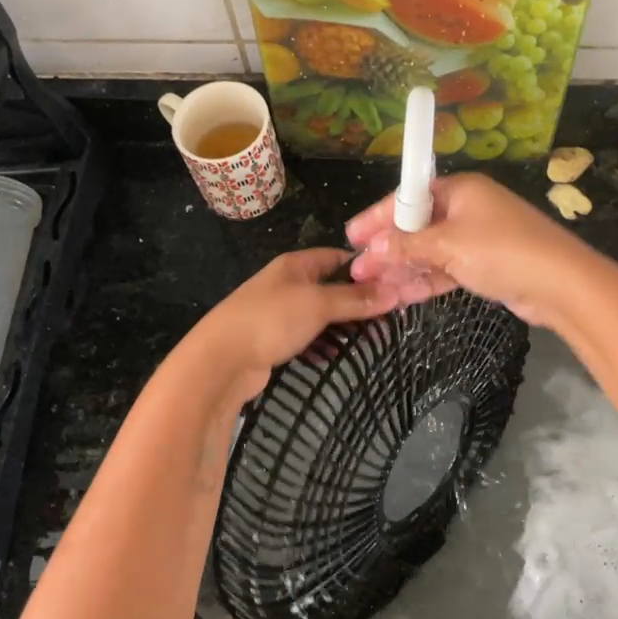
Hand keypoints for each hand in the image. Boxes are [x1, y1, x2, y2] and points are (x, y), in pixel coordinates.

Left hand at [177, 247, 396, 403]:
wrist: (221, 361)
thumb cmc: (270, 320)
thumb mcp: (318, 304)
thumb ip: (355, 299)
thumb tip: (396, 291)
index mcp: (295, 265)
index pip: (338, 257)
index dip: (366, 268)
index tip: (395, 283)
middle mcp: (287, 284)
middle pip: (331, 288)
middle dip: (358, 302)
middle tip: (390, 317)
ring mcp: (278, 313)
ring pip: (320, 316)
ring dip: (342, 327)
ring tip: (372, 339)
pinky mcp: (273, 341)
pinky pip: (307, 338)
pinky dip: (323, 345)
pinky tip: (338, 356)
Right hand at [346, 174, 593, 323]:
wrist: (561, 285)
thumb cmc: (503, 251)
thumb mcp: (448, 246)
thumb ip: (407, 247)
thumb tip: (371, 249)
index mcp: (461, 190)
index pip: (409, 198)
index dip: (379, 217)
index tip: (353, 235)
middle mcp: (468, 209)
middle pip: (418, 226)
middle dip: (388, 248)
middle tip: (358, 269)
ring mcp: (478, 239)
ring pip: (431, 251)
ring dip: (404, 268)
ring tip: (373, 286)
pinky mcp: (485, 265)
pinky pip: (446, 269)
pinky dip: (426, 280)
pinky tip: (401, 295)